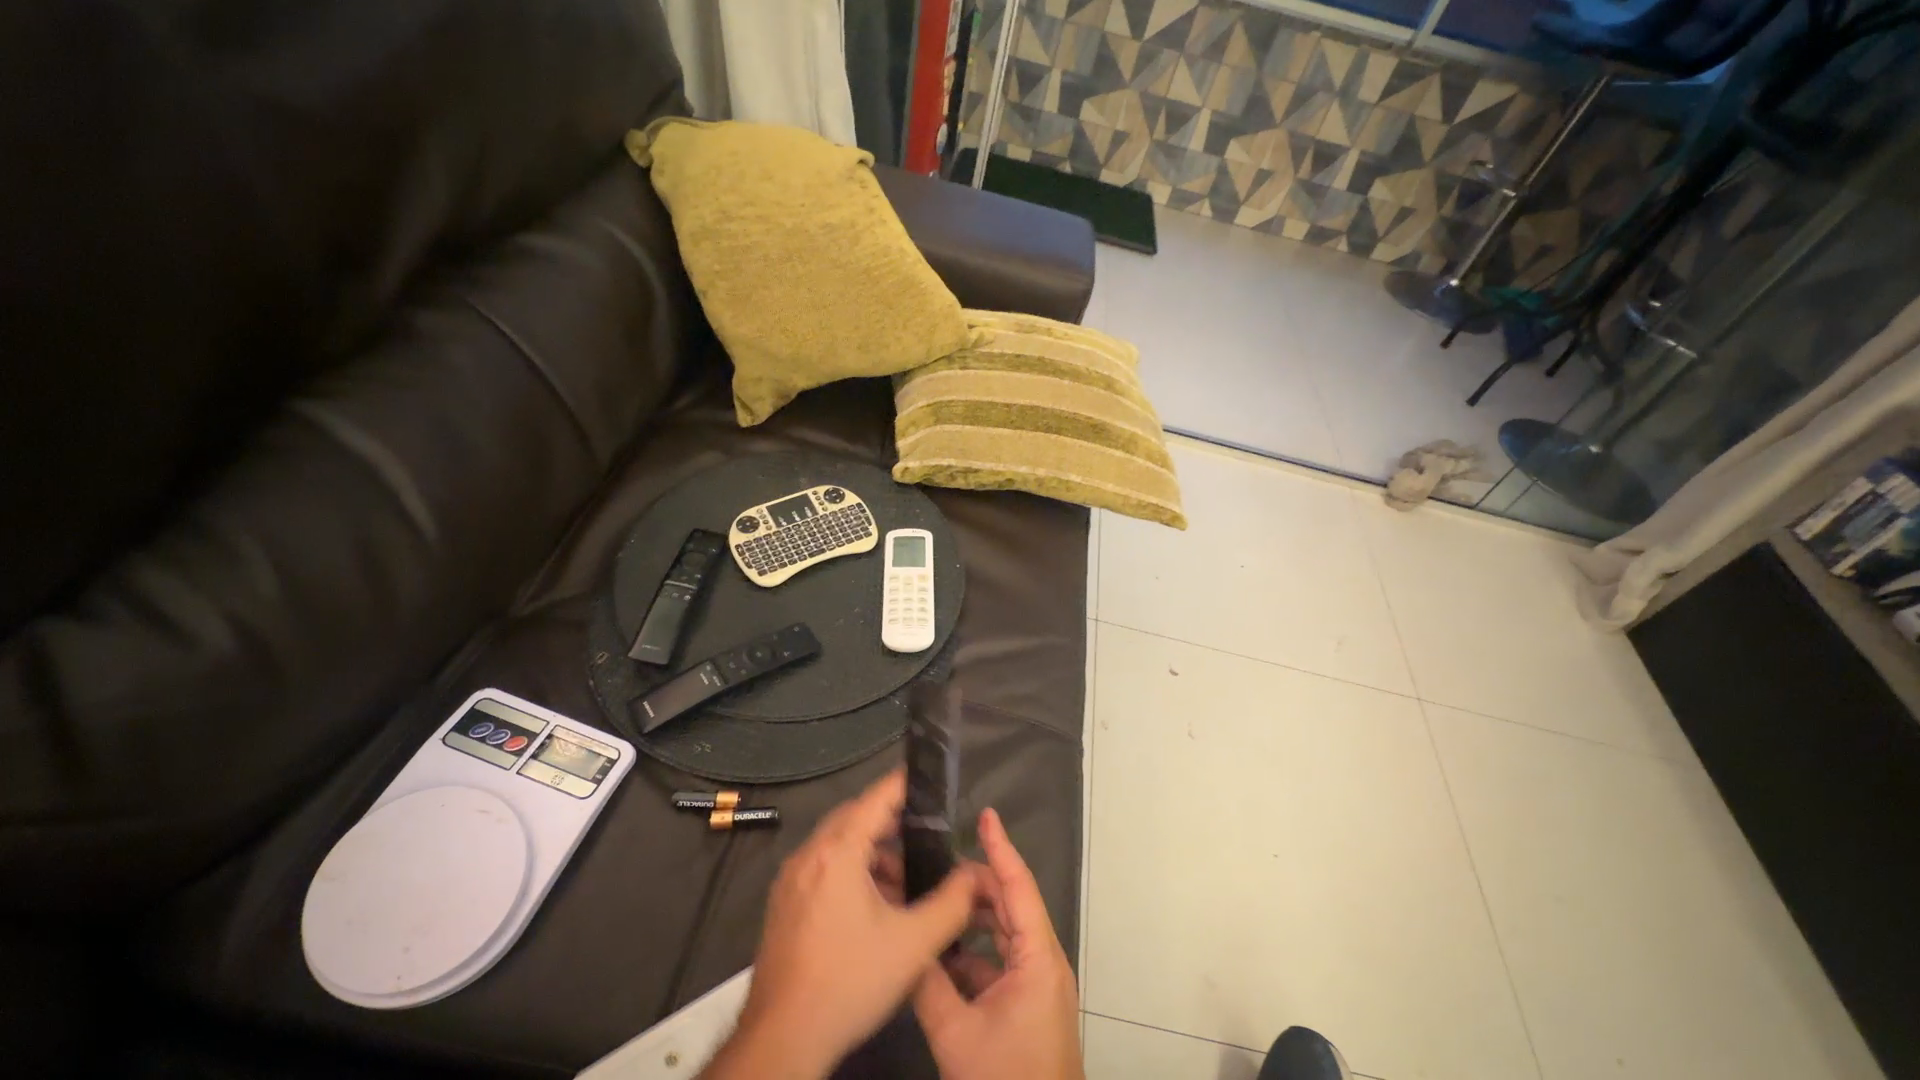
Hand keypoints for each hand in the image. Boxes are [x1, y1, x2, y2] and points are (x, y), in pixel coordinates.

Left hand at [712, 770, 981, 1078]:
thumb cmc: (850, 980)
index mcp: (837, 853)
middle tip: (928, 830)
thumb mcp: (914, 943)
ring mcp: (790, 882)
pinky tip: (876, 904)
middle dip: (890, 821)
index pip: (874, 799)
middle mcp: (808, 857)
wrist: (784, 1035)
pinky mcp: (784, 906)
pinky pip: (822, 870)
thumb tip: (973, 875)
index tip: (929, 776)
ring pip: (836, 847)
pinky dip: (851, 872)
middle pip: (853, 819)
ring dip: (871, 851)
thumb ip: (951, 904)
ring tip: (908, 875)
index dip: (903, 784)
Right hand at [913, 808, 1083, 1079]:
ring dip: (972, 920)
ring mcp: (1037, 982)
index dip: (1000, 848)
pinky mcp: (1027, 1002)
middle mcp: (1042, 961)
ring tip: (931, 903)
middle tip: (933, 868)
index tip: (984, 815)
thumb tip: (906, 943)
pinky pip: (1000, 961)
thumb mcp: (956, 1031)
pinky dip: (973, 953)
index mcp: (1036, 957)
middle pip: (1010, 905)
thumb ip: (928, 983)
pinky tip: (939, 955)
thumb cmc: (1004, 1077)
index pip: (1017, 887)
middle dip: (974, 884)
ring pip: (1004, 933)